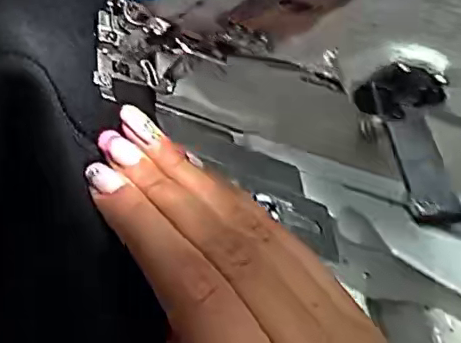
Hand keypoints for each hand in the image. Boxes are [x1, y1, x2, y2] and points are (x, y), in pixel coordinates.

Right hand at [89, 105, 384, 342]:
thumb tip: (144, 284)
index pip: (200, 284)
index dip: (144, 225)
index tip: (102, 180)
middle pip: (230, 243)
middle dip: (163, 182)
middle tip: (116, 138)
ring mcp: (349, 331)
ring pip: (262, 228)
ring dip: (196, 176)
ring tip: (150, 138)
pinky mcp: (359, 319)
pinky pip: (290, 240)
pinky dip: (239, 199)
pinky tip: (207, 175)